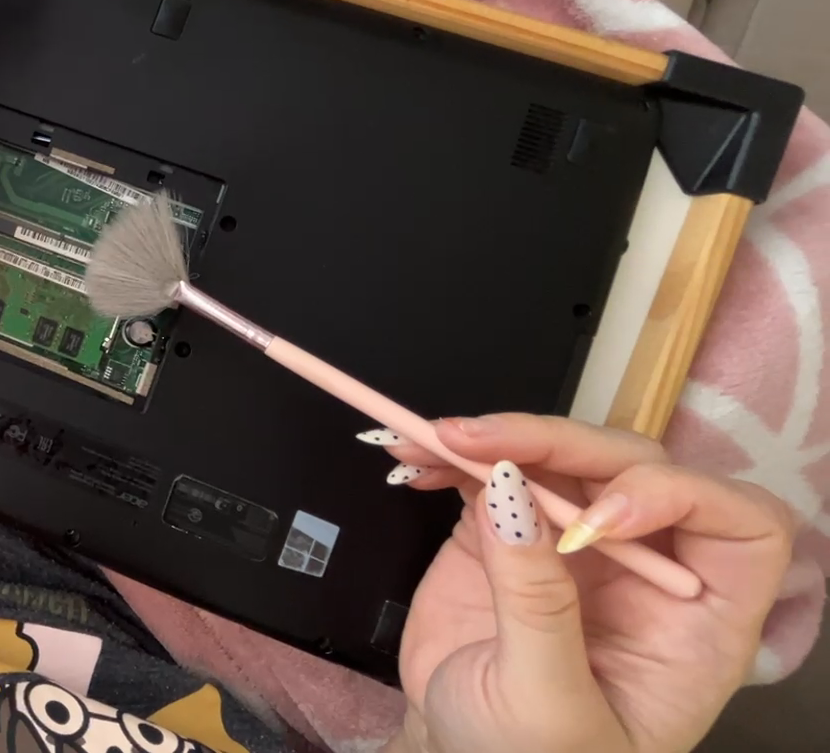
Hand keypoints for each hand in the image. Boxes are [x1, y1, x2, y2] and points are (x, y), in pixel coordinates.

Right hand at [373, 414, 795, 752]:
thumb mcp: (546, 701)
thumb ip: (536, 602)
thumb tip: (505, 492)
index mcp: (693, 619)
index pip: (733, 526)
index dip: (673, 498)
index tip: (589, 515)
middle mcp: (638, 567)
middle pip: (625, 467)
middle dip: (547, 441)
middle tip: (464, 439)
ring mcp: (561, 543)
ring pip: (546, 456)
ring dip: (482, 438)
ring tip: (418, 438)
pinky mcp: (495, 531)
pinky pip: (479, 471)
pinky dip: (439, 456)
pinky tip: (405, 462)